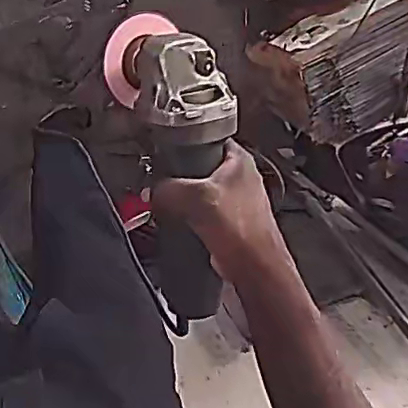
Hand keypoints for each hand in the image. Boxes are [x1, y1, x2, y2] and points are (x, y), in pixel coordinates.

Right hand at [151, 142, 285, 270]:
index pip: (207, 138)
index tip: (168, 151)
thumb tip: (153, 191)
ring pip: (201, 192)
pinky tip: (185, 224)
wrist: (255, 268)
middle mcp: (241, 176)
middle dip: (182, 177)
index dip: (186, 143)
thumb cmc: (242, 231)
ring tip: (176, 206)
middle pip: (201, 167)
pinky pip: (203, 212)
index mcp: (239, 160)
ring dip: (187, 200)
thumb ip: (168, 189)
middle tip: (167, 183)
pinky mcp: (229, 221)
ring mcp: (236, 199)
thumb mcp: (194, 198)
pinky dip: (192, 217)